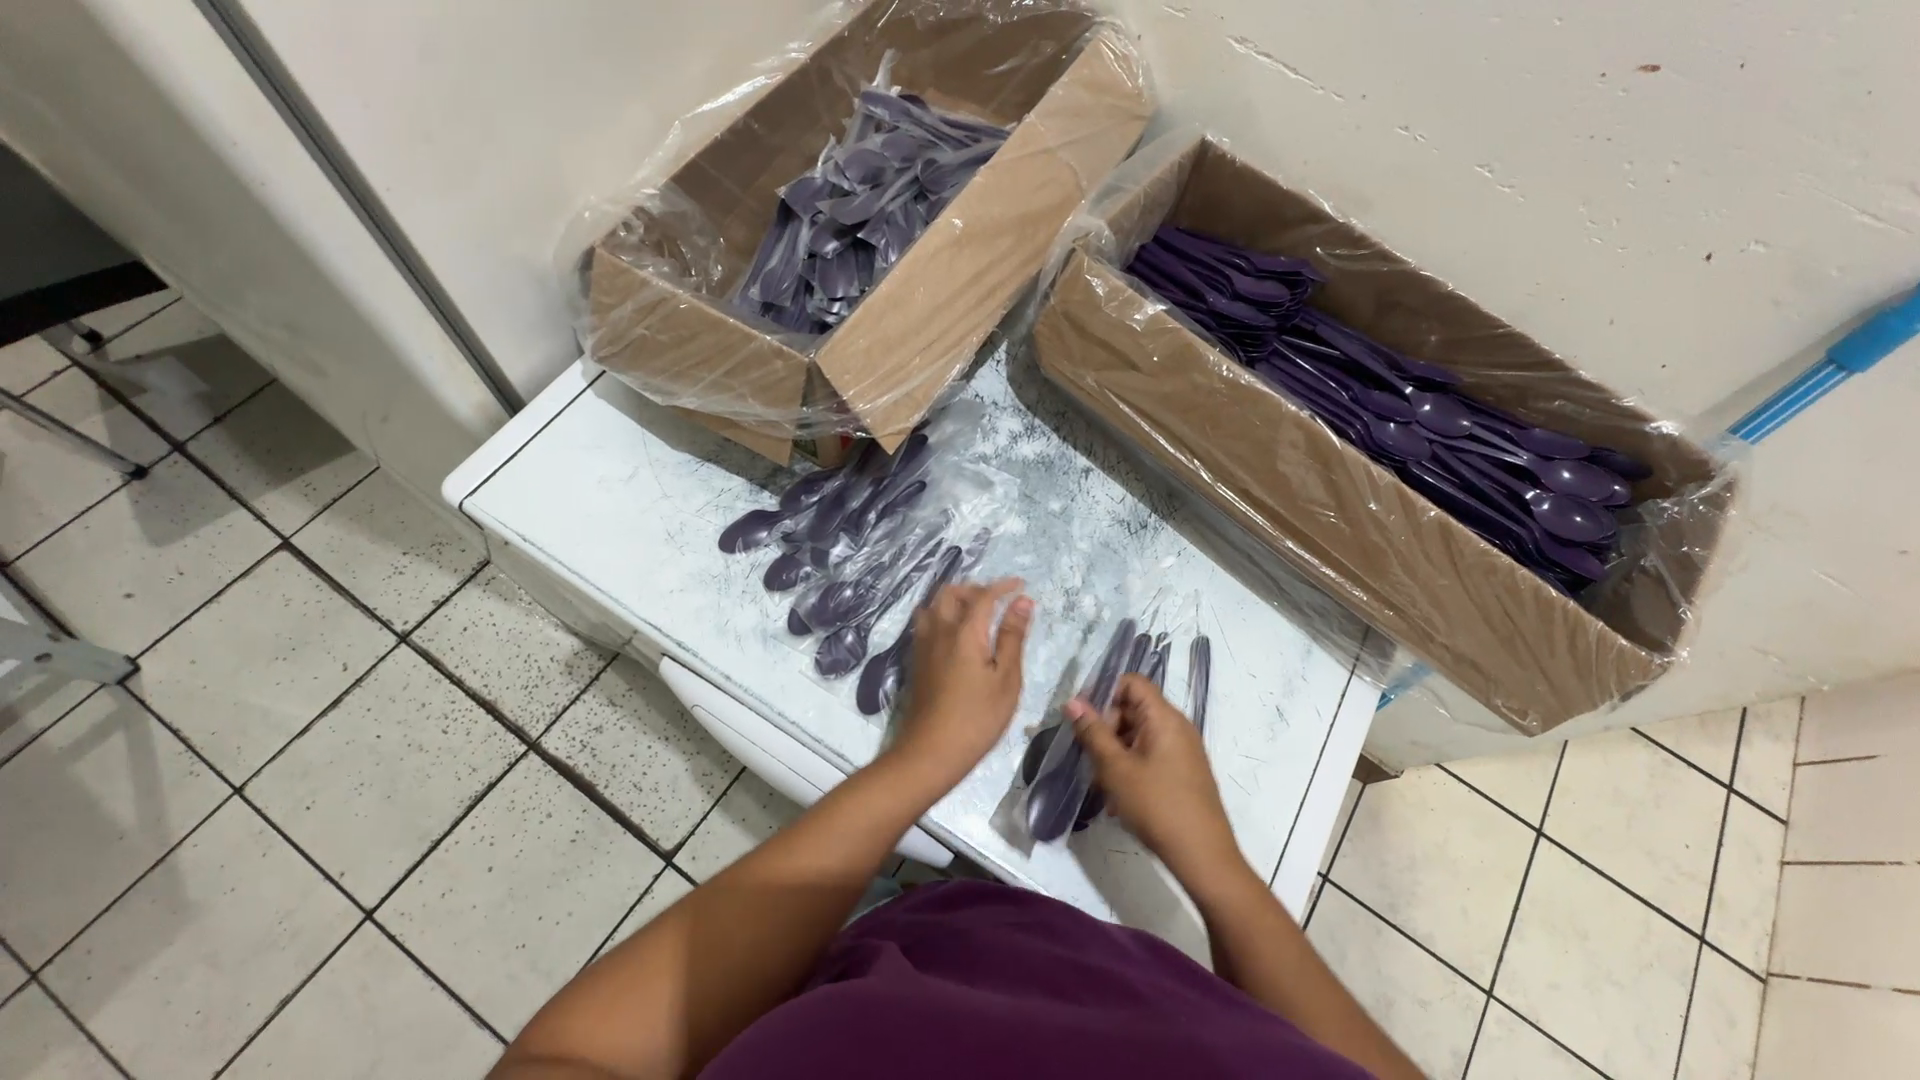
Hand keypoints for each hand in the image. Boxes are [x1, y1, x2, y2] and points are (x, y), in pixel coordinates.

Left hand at [887, 578, 1032, 786]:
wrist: (931, 751)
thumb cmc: (978, 718)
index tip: (1020, 585)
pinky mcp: (916, 661)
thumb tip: (1023, 602)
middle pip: (951, 593)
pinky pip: (925, 624)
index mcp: (965, 632)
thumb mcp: (1006, 679)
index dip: (1003, 586)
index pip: (984, 596)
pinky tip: (955, 636)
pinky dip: (941, 617)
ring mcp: (923, 646)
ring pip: (933, 606)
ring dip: (954, 601)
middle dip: (975, 589)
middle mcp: (939, 631)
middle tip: (997, 601)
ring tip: (975, 615)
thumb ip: (1013, 637)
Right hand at [1072, 675, 1245, 885]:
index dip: (1104, 692)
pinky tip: (1119, 798)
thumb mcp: (1116, 769)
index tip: (1082, 720)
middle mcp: (1177, 726)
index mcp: (1164, 717)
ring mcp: (1183, 750)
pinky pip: (1150, 756)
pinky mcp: (1183, 772)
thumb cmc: (1156, 806)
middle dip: (1106, 728)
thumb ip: (1093, 732)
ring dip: (1115, 753)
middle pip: (1134, 708)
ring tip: (1102, 783)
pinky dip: (1131, 768)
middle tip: (1089, 757)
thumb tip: (1073, 702)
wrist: (1202, 855)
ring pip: (1139, 736)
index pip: (1132, 682)